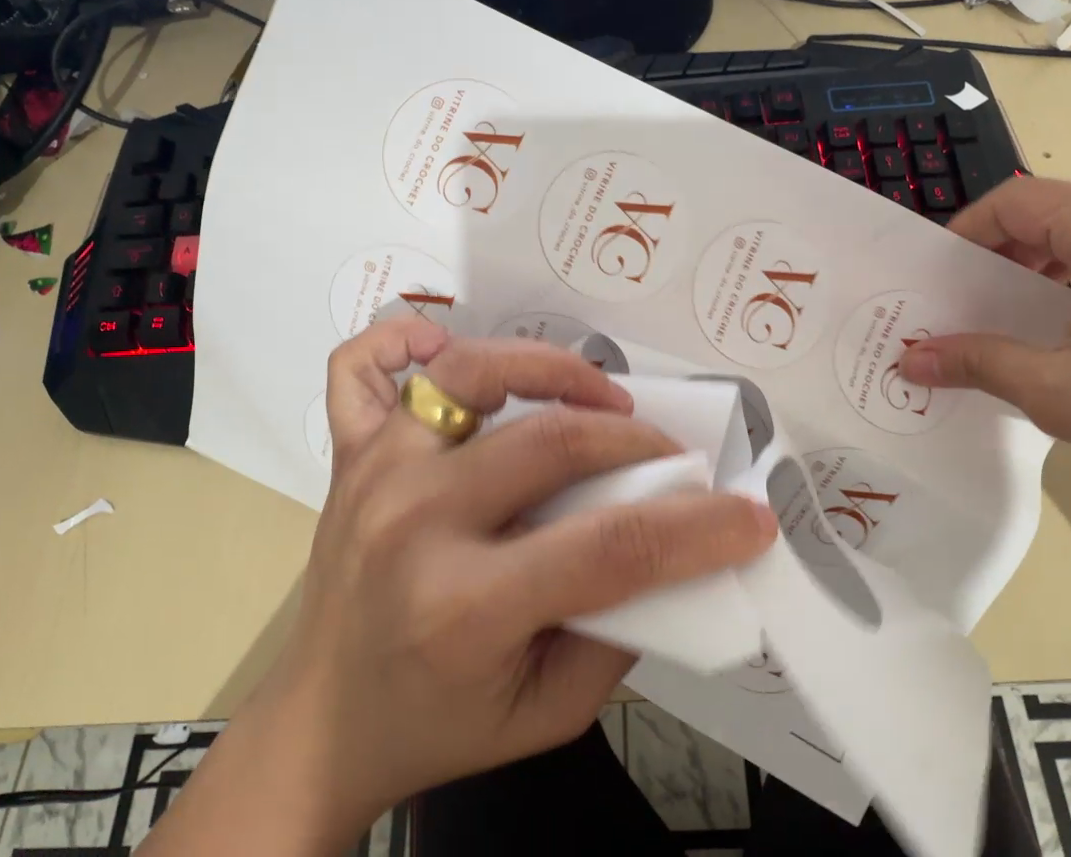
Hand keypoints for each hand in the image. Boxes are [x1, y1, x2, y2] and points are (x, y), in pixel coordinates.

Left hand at [234, 321, 774, 850]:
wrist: (322, 727)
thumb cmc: (437, 724)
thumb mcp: (550, 711)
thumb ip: (620, 629)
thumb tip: (674, 549)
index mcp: (465, 607)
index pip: (609, 548)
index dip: (698, 527)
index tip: (748, 518)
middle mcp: (414, 524)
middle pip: (552, 443)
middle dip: (639, 443)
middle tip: (673, 463)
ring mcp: (374, 478)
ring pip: (468, 375)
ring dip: (551, 368)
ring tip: (599, 396)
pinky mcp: (349, 460)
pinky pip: (360, 369)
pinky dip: (404, 342)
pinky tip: (450, 352)